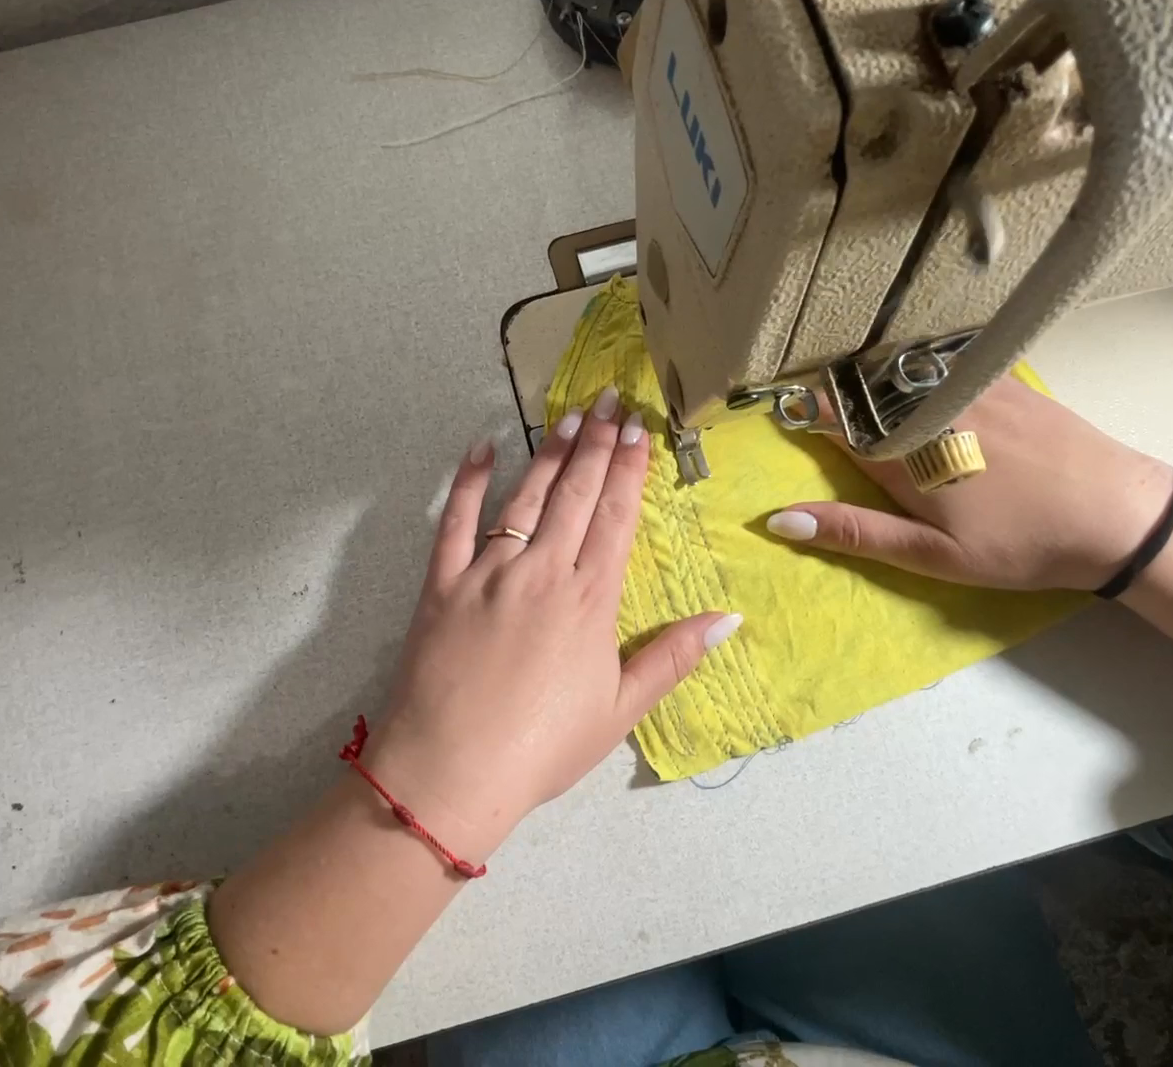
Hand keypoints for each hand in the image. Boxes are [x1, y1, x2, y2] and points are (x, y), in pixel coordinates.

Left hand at [365, 388, 738, 852]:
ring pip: (525, 499)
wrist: (450, 771)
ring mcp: (488, 573)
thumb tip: (730, 616)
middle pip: (575, 496)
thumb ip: (673, 658)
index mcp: (589, 600)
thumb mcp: (620, 711)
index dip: (629, 471)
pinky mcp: (442, 584)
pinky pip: (454, 521)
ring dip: (549, 454)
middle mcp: (542, 572)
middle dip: (596, 446)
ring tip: (569, 416)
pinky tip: (482, 447)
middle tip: (610, 400)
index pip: (616, 518)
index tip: (639, 430)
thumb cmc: (543, 748)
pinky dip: (467, 482)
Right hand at [766, 376, 1172, 591]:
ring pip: (898, 368)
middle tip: (827, 412)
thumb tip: (781, 519)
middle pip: (860, 386)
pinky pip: (939, 360)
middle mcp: (928, 409)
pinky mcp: (1001, 377)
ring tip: (871, 400)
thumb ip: (855, 532)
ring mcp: (968, 386)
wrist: (1120, 516)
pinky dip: (916, 369)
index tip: (786, 415)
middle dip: (837, 395)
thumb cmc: (1020, 545)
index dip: (804, 413)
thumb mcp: (933, 556)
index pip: (833, 417)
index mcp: (903, 454)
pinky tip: (922, 386)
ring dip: (874, 380)